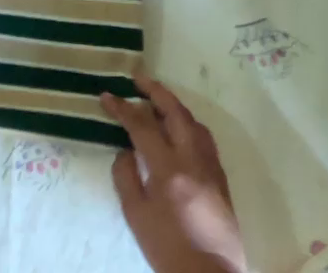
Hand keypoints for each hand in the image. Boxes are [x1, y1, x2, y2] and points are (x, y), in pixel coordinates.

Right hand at [104, 75, 247, 272]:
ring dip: (174, 106)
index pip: (142, 125)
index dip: (122, 107)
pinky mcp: (222, 182)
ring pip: (195, 124)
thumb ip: (126, 175)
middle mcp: (194, 163)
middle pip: (176, 114)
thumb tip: (126, 150)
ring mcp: (212, 171)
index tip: (106, 96)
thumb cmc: (166, 248)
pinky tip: (176, 129)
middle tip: (136, 79)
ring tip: (155, 101)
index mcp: (169, 170)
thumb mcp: (135, 213)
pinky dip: (188, 125)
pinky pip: (205, 141)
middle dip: (155, 91)